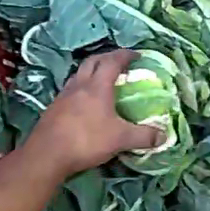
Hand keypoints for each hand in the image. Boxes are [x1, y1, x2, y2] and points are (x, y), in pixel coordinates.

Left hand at [20, 50, 162, 176]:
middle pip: (93, 61)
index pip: (112, 61)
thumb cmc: (86, 140)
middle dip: (107, 57)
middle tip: (119, 62)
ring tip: (101, 79)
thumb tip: (163, 137)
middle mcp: (79, 85)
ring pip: (79, 74)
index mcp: (97, 86)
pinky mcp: (53, 108)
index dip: (125, 55)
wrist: (46, 155)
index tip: (136, 55)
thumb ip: (143, 136)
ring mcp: (63, 96)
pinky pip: (70, 89)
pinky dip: (81, 88)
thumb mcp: (120, 139)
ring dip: (91, 71)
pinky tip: (84, 101)